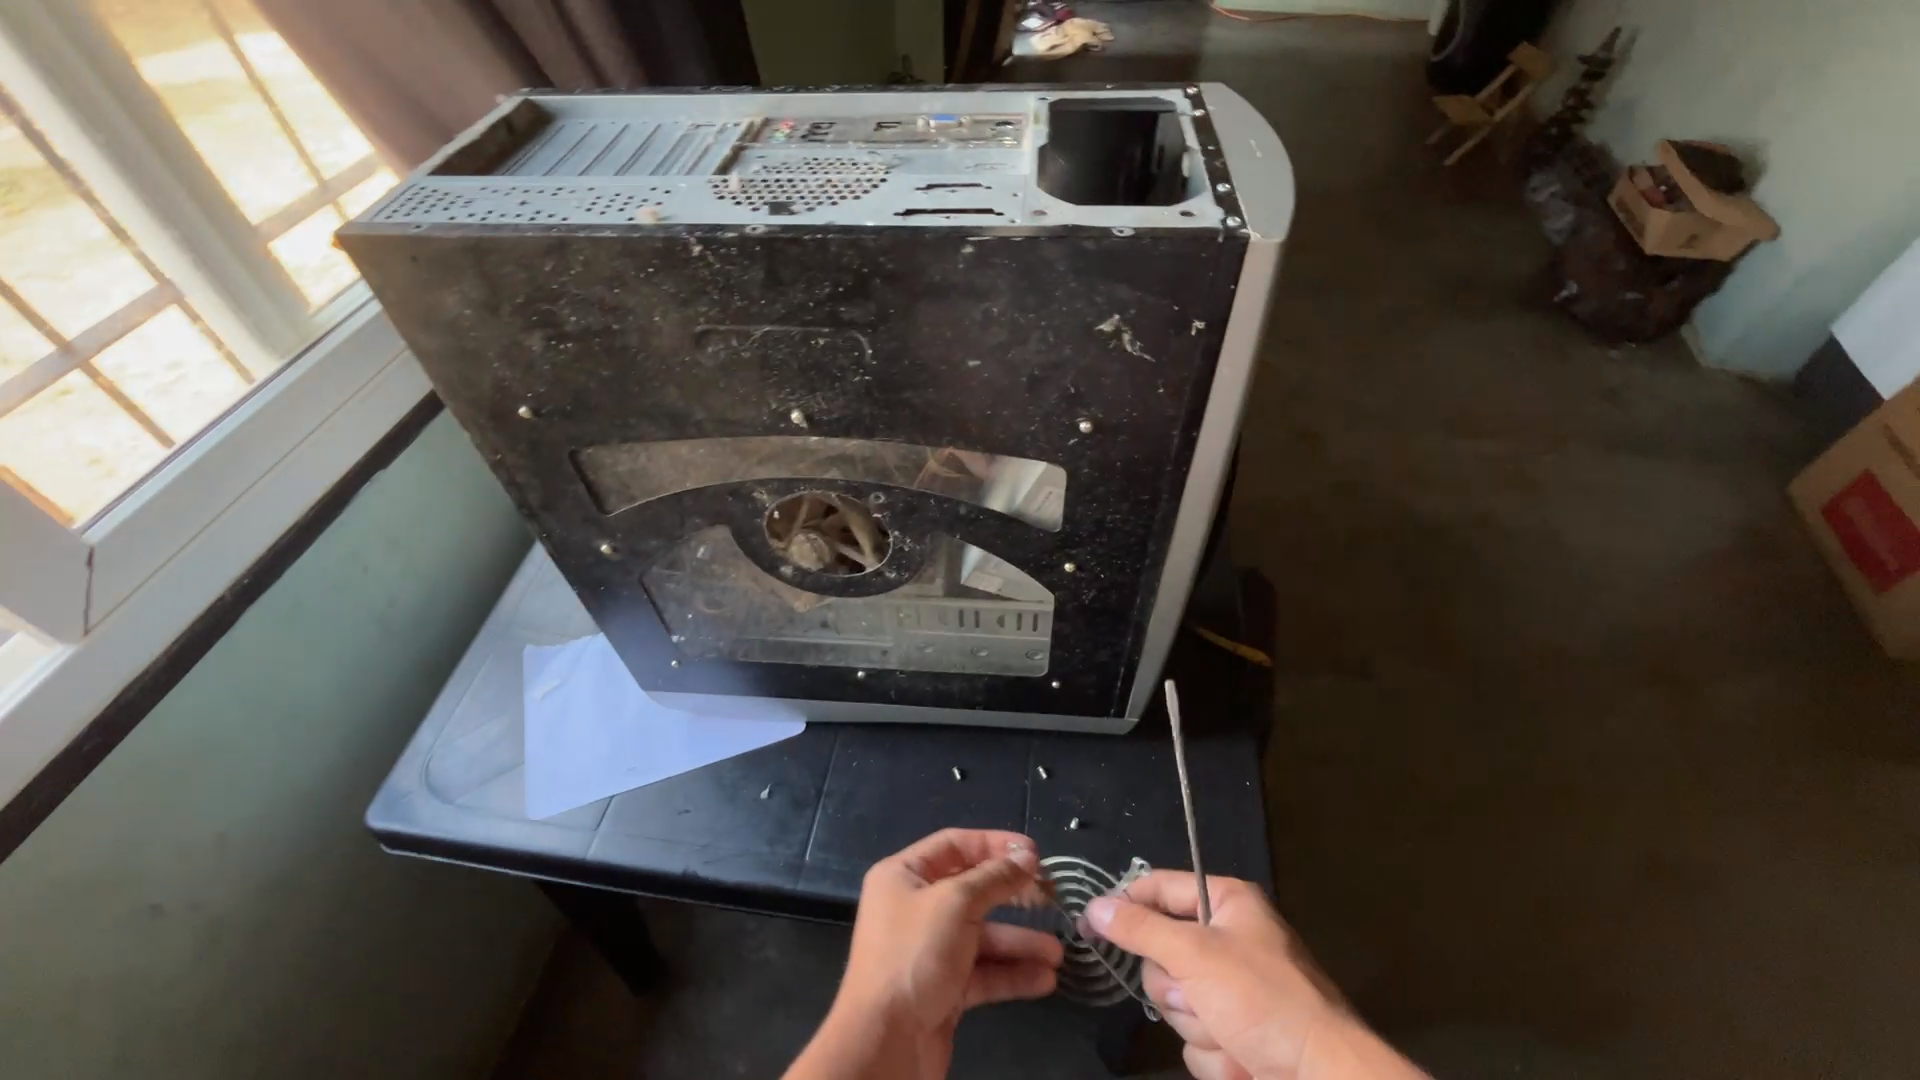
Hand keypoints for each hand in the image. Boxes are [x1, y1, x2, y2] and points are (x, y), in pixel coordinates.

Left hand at [784, 829, 1063, 1079]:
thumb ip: (995, 877)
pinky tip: (1043, 979)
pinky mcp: (942, 988)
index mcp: (904, 875)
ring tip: (1057, 953)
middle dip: (1013, 894)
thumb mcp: (956, 903)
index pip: (954, 844)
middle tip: (1052, 896)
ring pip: (982, 935)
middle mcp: (914, 907)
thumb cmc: (914, 955)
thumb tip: (1027, 856)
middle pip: (972, 890)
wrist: (884, 1042)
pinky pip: (982, 972)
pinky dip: (1011, 973)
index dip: (995, 844)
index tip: (1035, 853)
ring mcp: (928, 949)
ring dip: (1019, 942)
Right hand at [1085, 872, 1425, 1079]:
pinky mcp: (1236, 1032)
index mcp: (1227, 903)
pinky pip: (1196, 1035)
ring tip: (1230, 1033)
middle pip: (1162, 953)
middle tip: (1197, 995)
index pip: (1159, 887)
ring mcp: (1232, 990)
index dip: (1125, 903)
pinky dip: (1214, 1052)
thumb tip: (1095, 905)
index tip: (1091, 925)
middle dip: (1176, 987)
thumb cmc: (1264, 1001)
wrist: (1324, 1079)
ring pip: (1177, 1001)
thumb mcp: (1195, 955)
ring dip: (1197, 1024)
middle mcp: (1228, 940)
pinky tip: (1243, 1058)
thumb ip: (1141, 929)